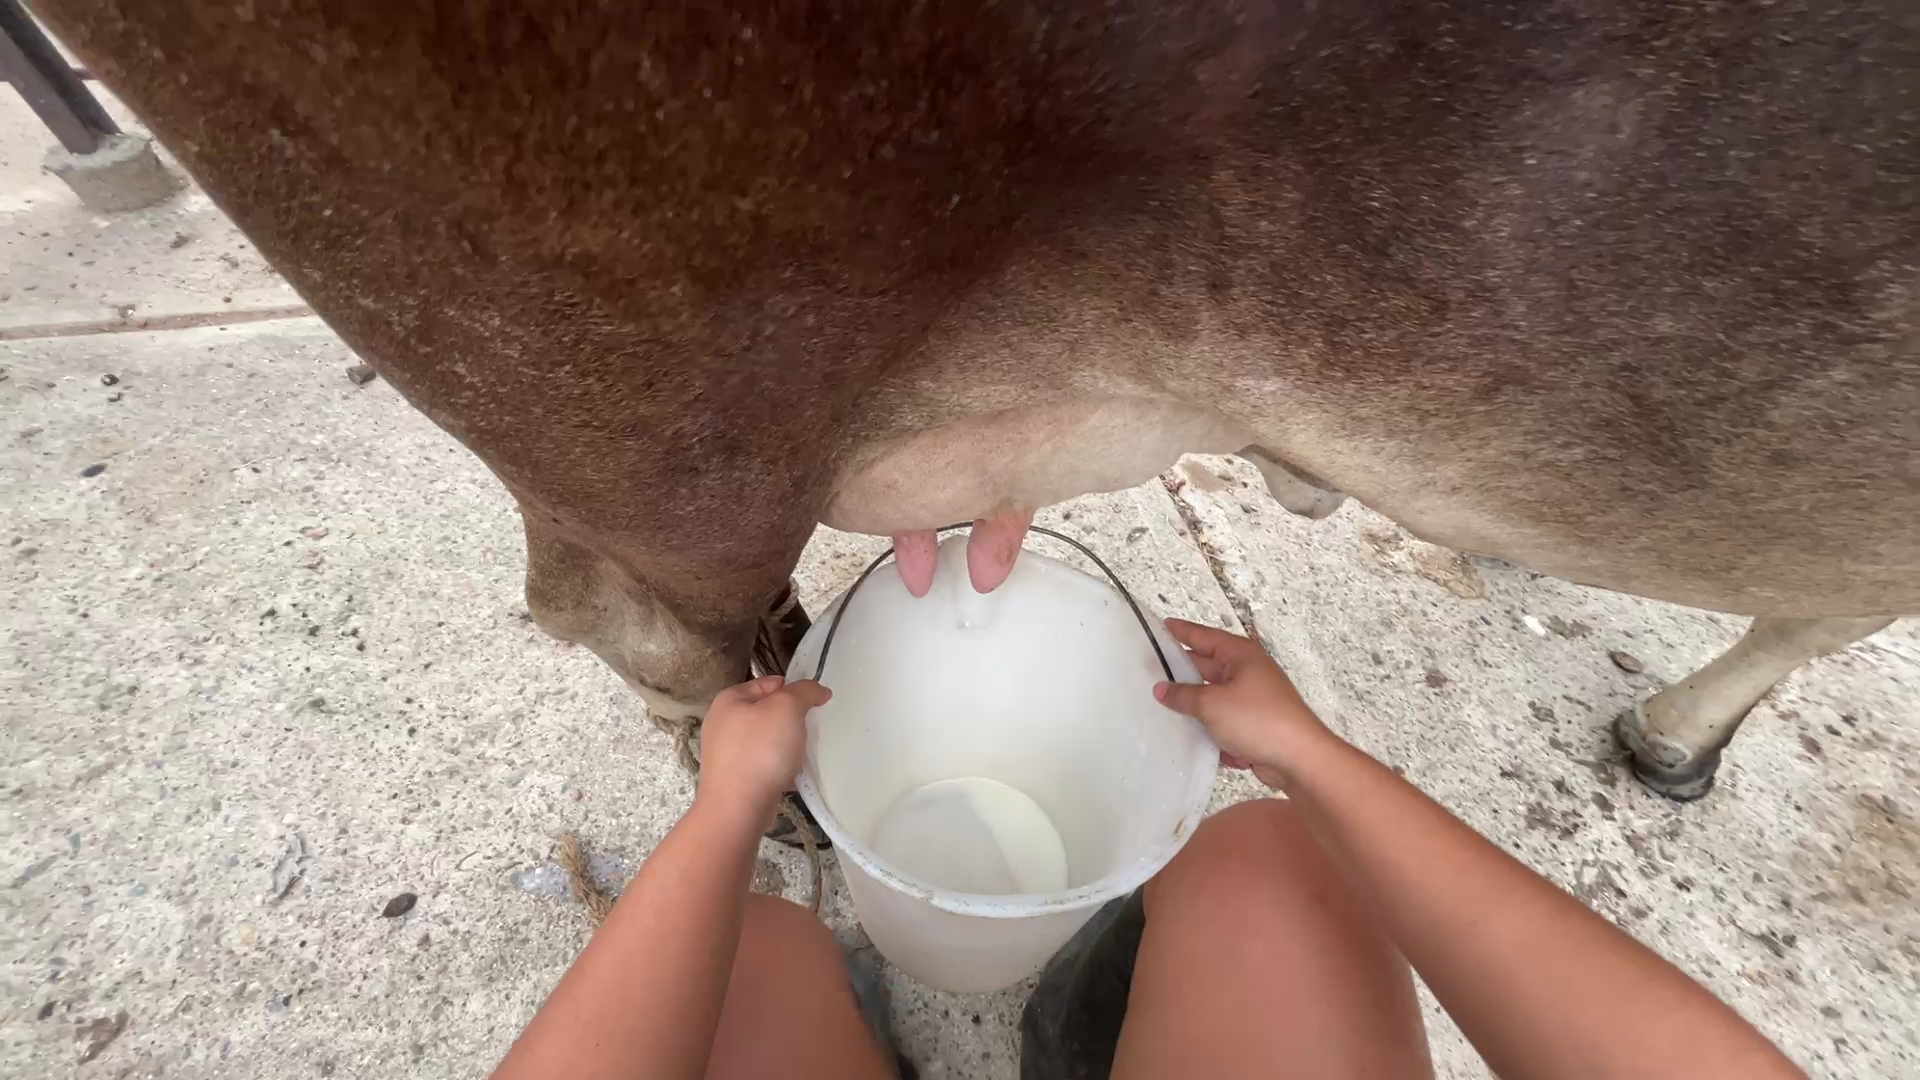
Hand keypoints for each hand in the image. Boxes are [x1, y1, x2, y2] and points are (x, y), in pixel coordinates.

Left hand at [695, 675, 830, 819]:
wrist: (738, 808)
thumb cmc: (760, 750)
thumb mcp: (787, 707)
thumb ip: (805, 691)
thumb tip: (819, 690)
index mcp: (730, 699)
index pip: (771, 683)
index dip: (795, 691)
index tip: (813, 706)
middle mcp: (722, 723)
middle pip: (769, 711)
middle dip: (792, 720)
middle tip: (808, 731)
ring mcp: (726, 753)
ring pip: (768, 739)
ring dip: (788, 745)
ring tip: (802, 754)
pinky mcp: (734, 778)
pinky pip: (764, 763)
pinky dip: (780, 767)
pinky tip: (792, 775)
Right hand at [1152, 619, 1333, 787]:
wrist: (1299, 760)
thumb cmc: (1258, 720)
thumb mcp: (1210, 704)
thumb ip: (1182, 695)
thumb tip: (1161, 689)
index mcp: (1240, 655)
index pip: (1203, 636)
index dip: (1181, 631)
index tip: (1162, 625)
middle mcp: (1247, 672)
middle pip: (1206, 667)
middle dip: (1181, 673)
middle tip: (1150, 671)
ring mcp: (1252, 699)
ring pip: (1213, 697)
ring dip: (1195, 707)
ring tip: (1163, 709)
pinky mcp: (1255, 724)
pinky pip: (1224, 721)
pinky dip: (1212, 729)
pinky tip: (1195, 740)